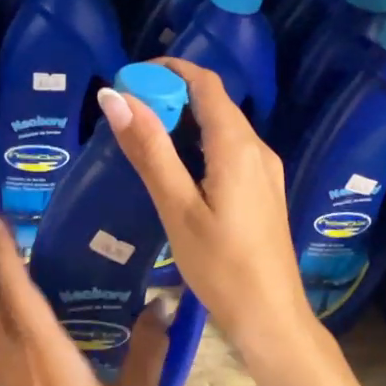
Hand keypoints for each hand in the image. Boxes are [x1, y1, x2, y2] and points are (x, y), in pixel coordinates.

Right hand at [96, 58, 311, 349]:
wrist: (270, 314)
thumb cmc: (220, 266)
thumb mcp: (177, 208)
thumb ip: (149, 151)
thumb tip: (115, 96)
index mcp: (237, 146)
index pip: (204, 82)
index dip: (166, 71)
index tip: (127, 79)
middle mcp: (258, 148)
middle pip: (213, 102)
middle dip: (170, 97)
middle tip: (125, 115)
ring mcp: (266, 170)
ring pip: (222, 128)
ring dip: (184, 123)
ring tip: (142, 142)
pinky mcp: (265, 190)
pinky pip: (231, 151)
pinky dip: (200, 146)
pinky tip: (176, 172)